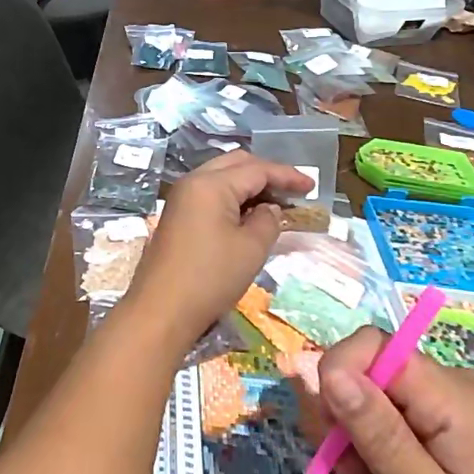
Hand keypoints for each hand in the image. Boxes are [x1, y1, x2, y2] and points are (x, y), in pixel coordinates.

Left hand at [120, 151, 310, 352]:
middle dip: (266, 173)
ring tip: (277, 202)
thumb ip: (267, 220)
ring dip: (249, 185)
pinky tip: (249, 214)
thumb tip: (268, 208)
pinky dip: (232, 198)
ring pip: (221, 177)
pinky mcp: (176, 215)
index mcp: (210, 184)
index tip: (312, 186)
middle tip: (294, 190)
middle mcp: (192, 182)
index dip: (286, 175)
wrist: (161, 309)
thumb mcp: (250, 249)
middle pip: (235, 164)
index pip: (256, 169)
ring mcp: (181, 198)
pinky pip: (210, 194)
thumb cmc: (210, 277)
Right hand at [317, 329, 473, 473]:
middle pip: (370, 367)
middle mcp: (454, 384)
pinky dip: (377, 442)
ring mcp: (455, 403)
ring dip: (356, 433)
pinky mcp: (453, 423)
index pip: (374, 345)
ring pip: (376, 391)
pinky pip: (396, 412)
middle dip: (342, 412)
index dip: (338, 372)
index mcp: (454, 396)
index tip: (328, 429)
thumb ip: (379, 435)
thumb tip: (325, 371)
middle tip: (344, 470)